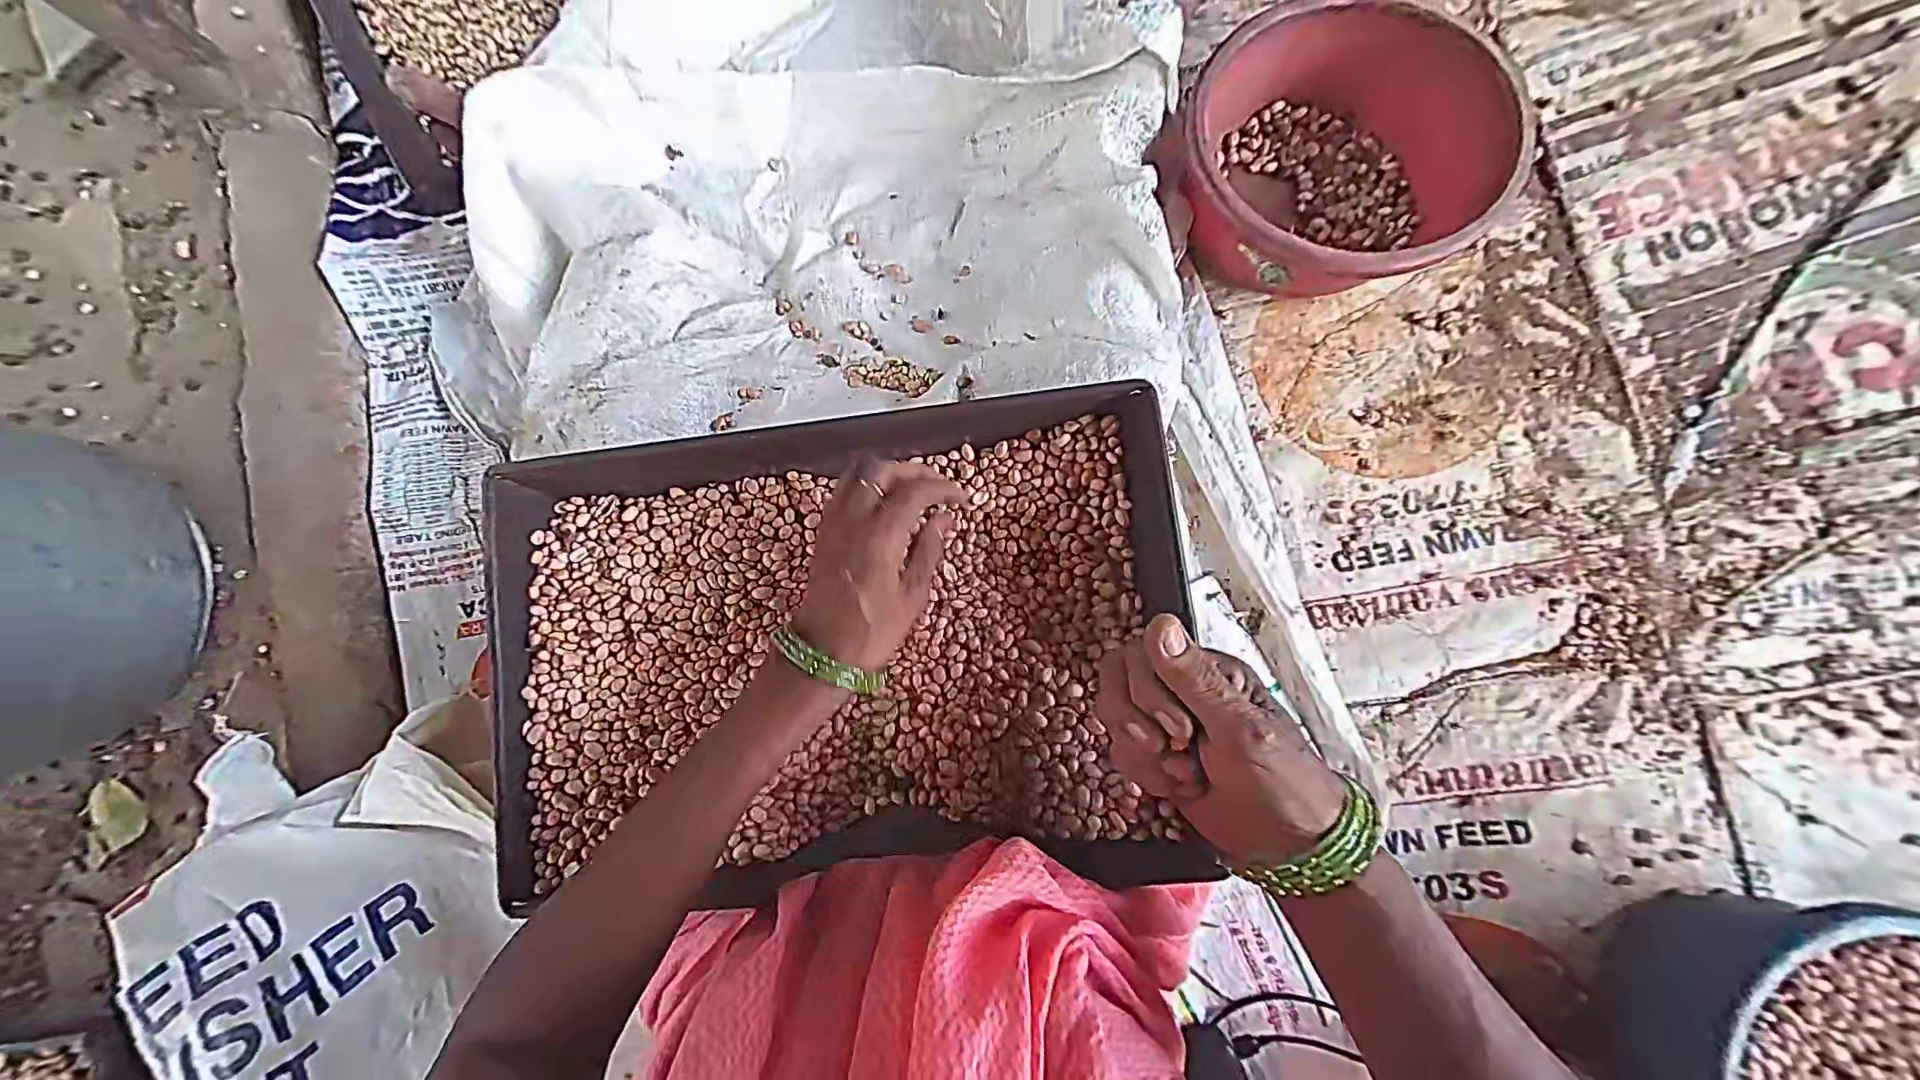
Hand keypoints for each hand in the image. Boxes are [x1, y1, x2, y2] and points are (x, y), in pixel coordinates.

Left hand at [790, 460, 964, 672]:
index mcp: (881, 535)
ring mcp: (834, 522)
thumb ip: (929, 549)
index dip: (943, 488)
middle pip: (883, 469)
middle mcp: (854, 519)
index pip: (915, 491)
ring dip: (888, 472)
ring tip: (911, 487)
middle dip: (915, 471)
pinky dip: (867, 483)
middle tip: (938, 486)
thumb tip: (944, 518)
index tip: (960, 499)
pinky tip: (883, 501)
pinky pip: (844, 489)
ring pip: (859, 473)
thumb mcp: (913, 594)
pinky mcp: (823, 530)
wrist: (823, 653)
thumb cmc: (874, 631)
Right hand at [1097, 614, 1348, 866]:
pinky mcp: (1154, 754)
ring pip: (1114, 716)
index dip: (1147, 692)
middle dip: (1142, 725)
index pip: (1140, 653)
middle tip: (1182, 750)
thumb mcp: (1240, 728)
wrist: (1288, 845)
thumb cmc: (1282, 782)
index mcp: (1206, 669)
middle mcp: (1179, 688)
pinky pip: (1120, 751)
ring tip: (1185, 771)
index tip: (1180, 730)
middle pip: (1117, 681)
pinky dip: (1146, 774)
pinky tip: (1180, 785)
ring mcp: (1163, 721)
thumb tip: (1161, 625)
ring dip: (1144, 753)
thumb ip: (1194, 678)